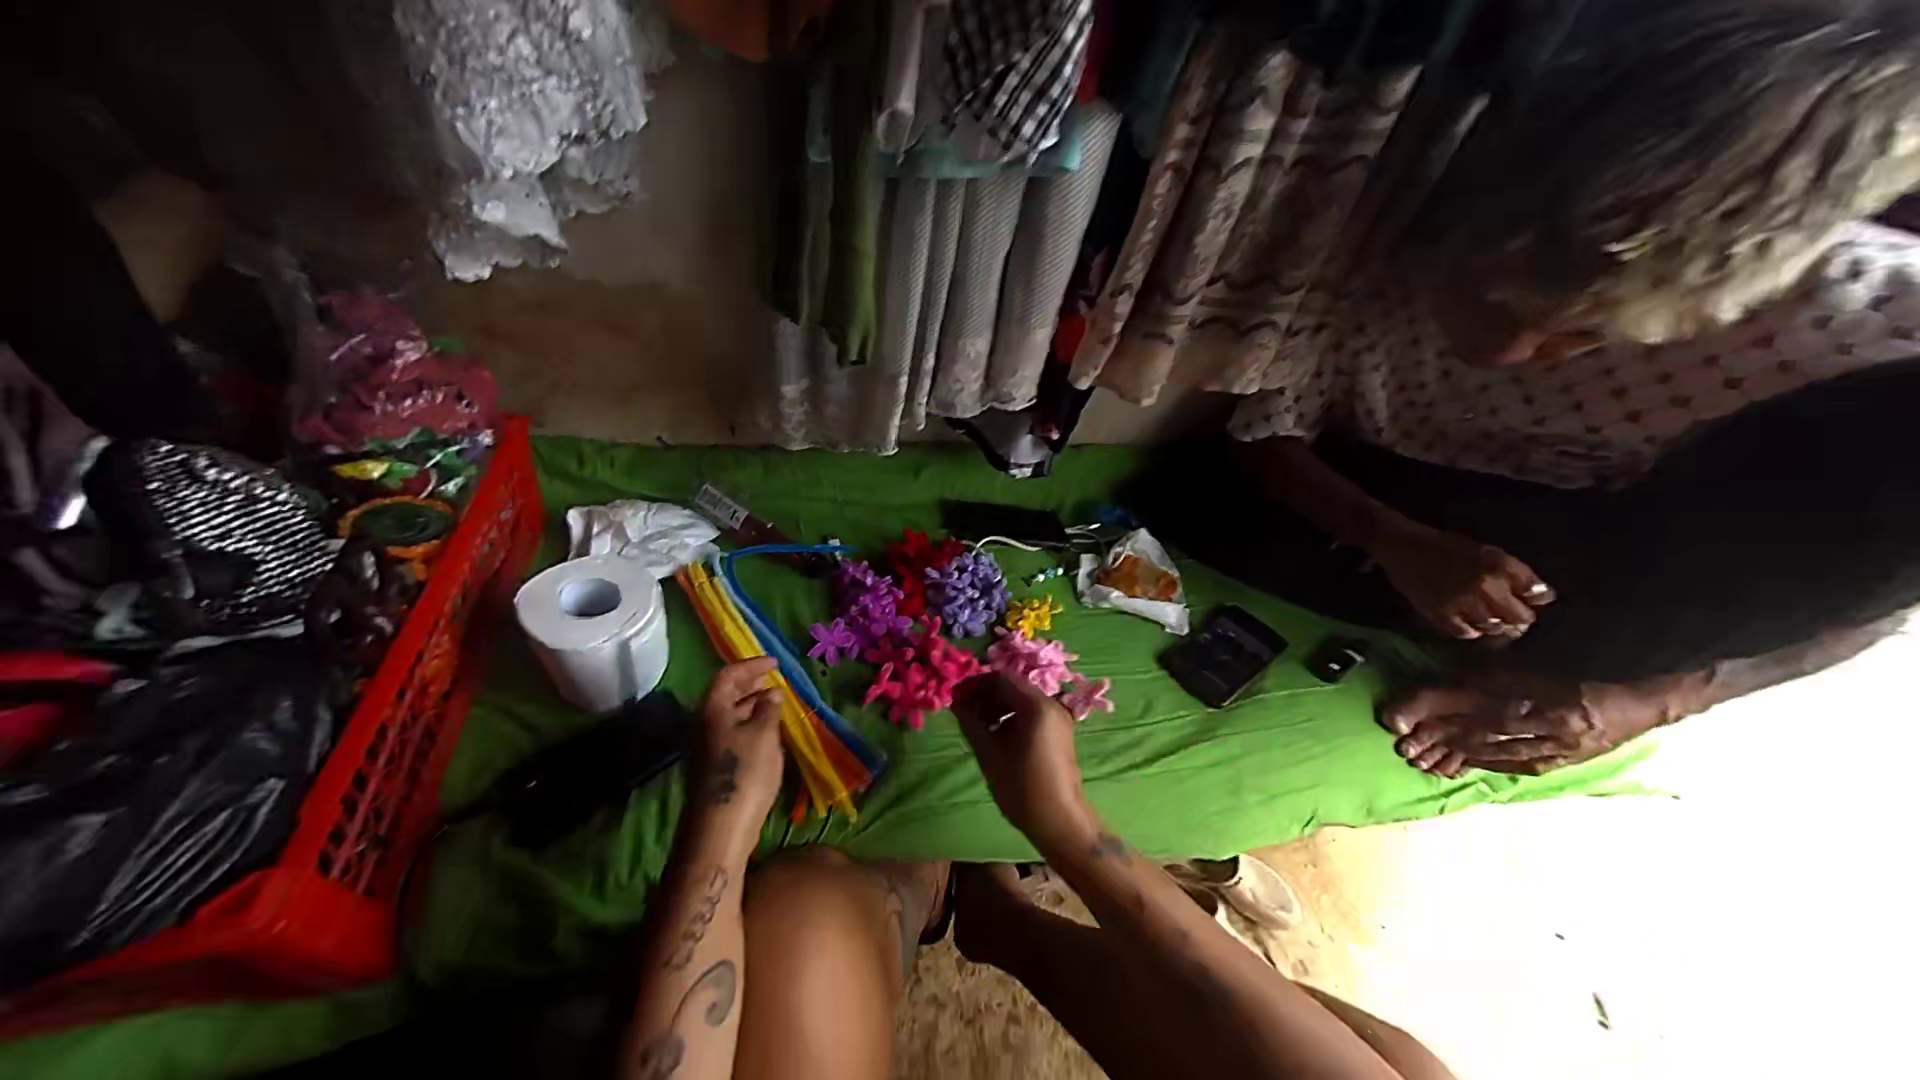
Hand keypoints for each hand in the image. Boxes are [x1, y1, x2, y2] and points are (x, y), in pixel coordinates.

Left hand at [692, 658, 785, 840]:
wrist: (721, 827)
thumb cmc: (744, 773)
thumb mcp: (764, 735)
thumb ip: (769, 708)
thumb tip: (771, 692)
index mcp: (713, 710)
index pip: (728, 676)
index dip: (751, 665)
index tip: (774, 663)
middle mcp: (706, 723)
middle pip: (725, 694)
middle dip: (750, 683)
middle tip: (773, 678)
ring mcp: (708, 745)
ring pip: (730, 713)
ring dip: (752, 703)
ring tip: (775, 701)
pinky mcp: (716, 764)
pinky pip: (733, 730)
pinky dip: (751, 722)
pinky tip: (768, 730)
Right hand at [951, 673, 1095, 849]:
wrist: (1058, 820)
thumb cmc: (1021, 787)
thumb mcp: (988, 752)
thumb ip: (970, 721)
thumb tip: (955, 700)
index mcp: (1035, 705)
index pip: (1000, 678)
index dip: (975, 684)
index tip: (955, 698)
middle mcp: (1050, 703)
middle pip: (1012, 686)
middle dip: (986, 695)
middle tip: (964, 713)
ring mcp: (1057, 716)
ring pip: (1021, 699)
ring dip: (997, 706)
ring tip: (978, 727)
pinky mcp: (1058, 730)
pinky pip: (1031, 712)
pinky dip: (1011, 716)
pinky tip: (996, 736)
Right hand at [1371, 525, 1553, 639]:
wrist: (1401, 546)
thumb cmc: (1443, 544)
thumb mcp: (1483, 551)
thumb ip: (1509, 572)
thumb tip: (1533, 595)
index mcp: (1499, 565)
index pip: (1537, 591)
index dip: (1538, 598)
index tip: (1534, 600)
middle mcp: (1486, 586)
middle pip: (1519, 616)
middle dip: (1521, 618)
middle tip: (1515, 619)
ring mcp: (1463, 602)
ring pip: (1493, 626)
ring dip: (1496, 626)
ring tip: (1492, 623)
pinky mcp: (1440, 613)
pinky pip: (1463, 631)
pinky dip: (1470, 631)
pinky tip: (1469, 627)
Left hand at [1381, 675, 1698, 776]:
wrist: (1658, 678)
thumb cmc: (1583, 651)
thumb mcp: (1526, 646)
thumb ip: (1483, 662)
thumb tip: (1435, 678)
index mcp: (1532, 676)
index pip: (1463, 694)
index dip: (1424, 705)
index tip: (1392, 716)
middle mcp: (1548, 712)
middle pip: (1474, 726)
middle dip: (1432, 735)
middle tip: (1400, 744)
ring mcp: (1566, 738)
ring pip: (1496, 748)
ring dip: (1454, 753)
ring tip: (1421, 758)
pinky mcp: (1578, 755)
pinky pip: (1524, 762)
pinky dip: (1489, 762)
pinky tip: (1464, 763)